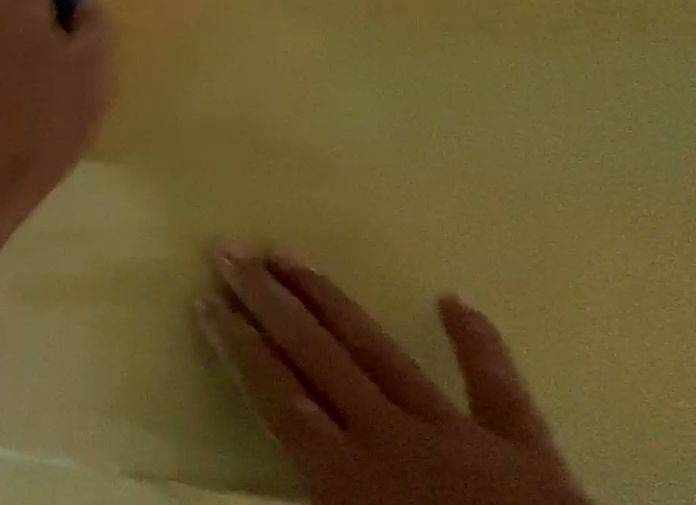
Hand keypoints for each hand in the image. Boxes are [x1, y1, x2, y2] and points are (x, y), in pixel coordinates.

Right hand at [196, 243, 589, 504]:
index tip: (206, 298)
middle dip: (266, 300)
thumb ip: (302, 493)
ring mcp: (457, 435)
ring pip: (379, 353)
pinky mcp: (525, 448)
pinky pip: (499, 389)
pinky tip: (453, 297)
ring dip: (329, 301)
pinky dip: (478, 343)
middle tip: (230, 250)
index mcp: (345, 474)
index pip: (276, 394)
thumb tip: (229, 489)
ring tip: (288, 254)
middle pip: (314, 356)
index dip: (237, 344)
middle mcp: (389, 438)